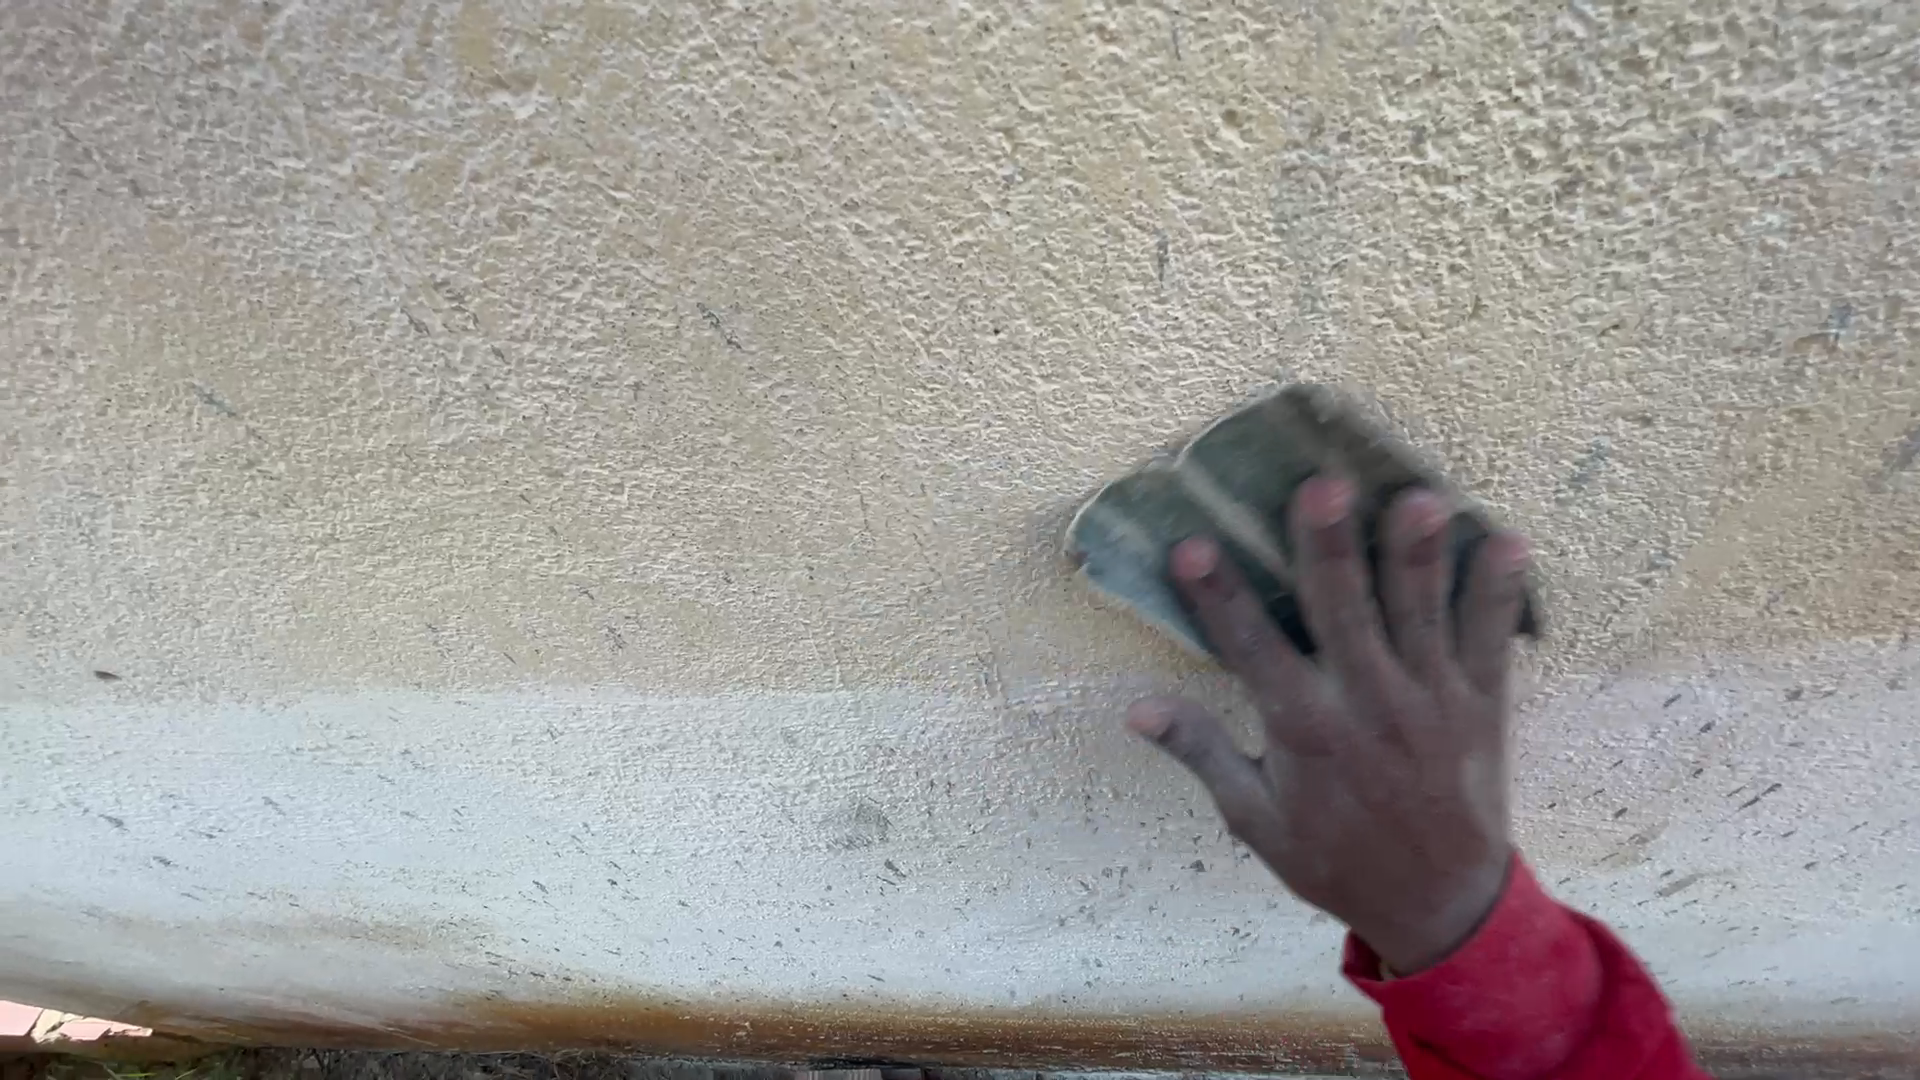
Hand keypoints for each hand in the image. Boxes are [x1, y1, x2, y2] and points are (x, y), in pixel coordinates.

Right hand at [1127, 475, 1532, 973]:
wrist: (1444, 907)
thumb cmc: (1333, 856)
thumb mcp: (1253, 817)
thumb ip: (1201, 752)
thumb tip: (1136, 709)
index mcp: (1305, 728)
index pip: (1248, 647)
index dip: (1216, 595)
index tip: (1189, 546)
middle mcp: (1368, 704)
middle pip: (1343, 612)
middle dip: (1328, 547)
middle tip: (1321, 486)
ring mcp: (1431, 701)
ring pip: (1420, 614)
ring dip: (1416, 554)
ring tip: (1418, 496)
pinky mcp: (1481, 707)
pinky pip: (1491, 642)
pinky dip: (1497, 594)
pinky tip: (1505, 541)